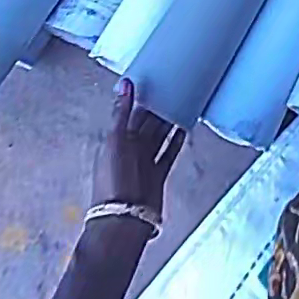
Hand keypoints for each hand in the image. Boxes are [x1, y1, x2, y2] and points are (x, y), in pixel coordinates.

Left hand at [93, 77, 183, 214]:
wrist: (123, 219)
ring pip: (160, 135)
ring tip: (183, 103)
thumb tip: (124, 83)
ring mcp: (145, 161)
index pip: (131, 113)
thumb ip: (121, 112)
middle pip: (147, 123)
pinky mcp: (158, 173)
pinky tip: (184, 128)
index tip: (155, 80)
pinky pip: (169, 152)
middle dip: (159, 107)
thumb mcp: (114, 141)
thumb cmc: (114, 180)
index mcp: (117, 139)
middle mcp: (131, 149)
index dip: (142, 97)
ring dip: (170, 121)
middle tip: (175, 88)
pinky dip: (177, 140)